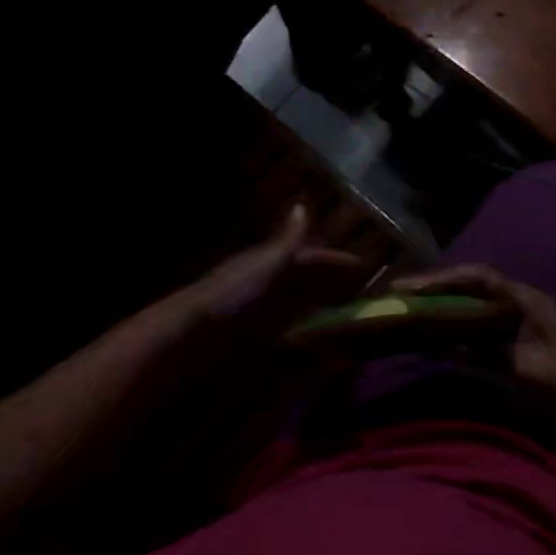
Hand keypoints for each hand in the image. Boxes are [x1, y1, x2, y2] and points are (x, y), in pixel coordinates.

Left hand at [176, 205, 370, 339]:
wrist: (194, 332)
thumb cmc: (234, 293)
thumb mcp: (266, 262)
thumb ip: (287, 240)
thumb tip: (301, 206)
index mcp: (269, 262)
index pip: (309, 256)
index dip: (333, 260)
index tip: (361, 265)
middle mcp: (266, 284)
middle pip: (303, 281)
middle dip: (329, 284)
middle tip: (360, 293)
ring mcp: (260, 311)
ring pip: (297, 308)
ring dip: (320, 312)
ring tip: (346, 321)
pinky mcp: (254, 338)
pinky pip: (288, 334)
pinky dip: (306, 338)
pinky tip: (319, 348)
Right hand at [391, 264, 555, 427]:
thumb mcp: (533, 371)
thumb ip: (491, 354)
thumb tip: (446, 343)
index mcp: (530, 302)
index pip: (479, 278)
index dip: (442, 279)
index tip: (409, 287)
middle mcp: (523, 307)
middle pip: (473, 289)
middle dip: (436, 292)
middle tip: (400, 298)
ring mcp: (521, 327)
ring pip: (474, 309)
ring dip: (443, 310)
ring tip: (409, 314)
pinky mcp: (519, 347)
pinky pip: (480, 332)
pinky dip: (456, 333)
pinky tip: (435, 342)